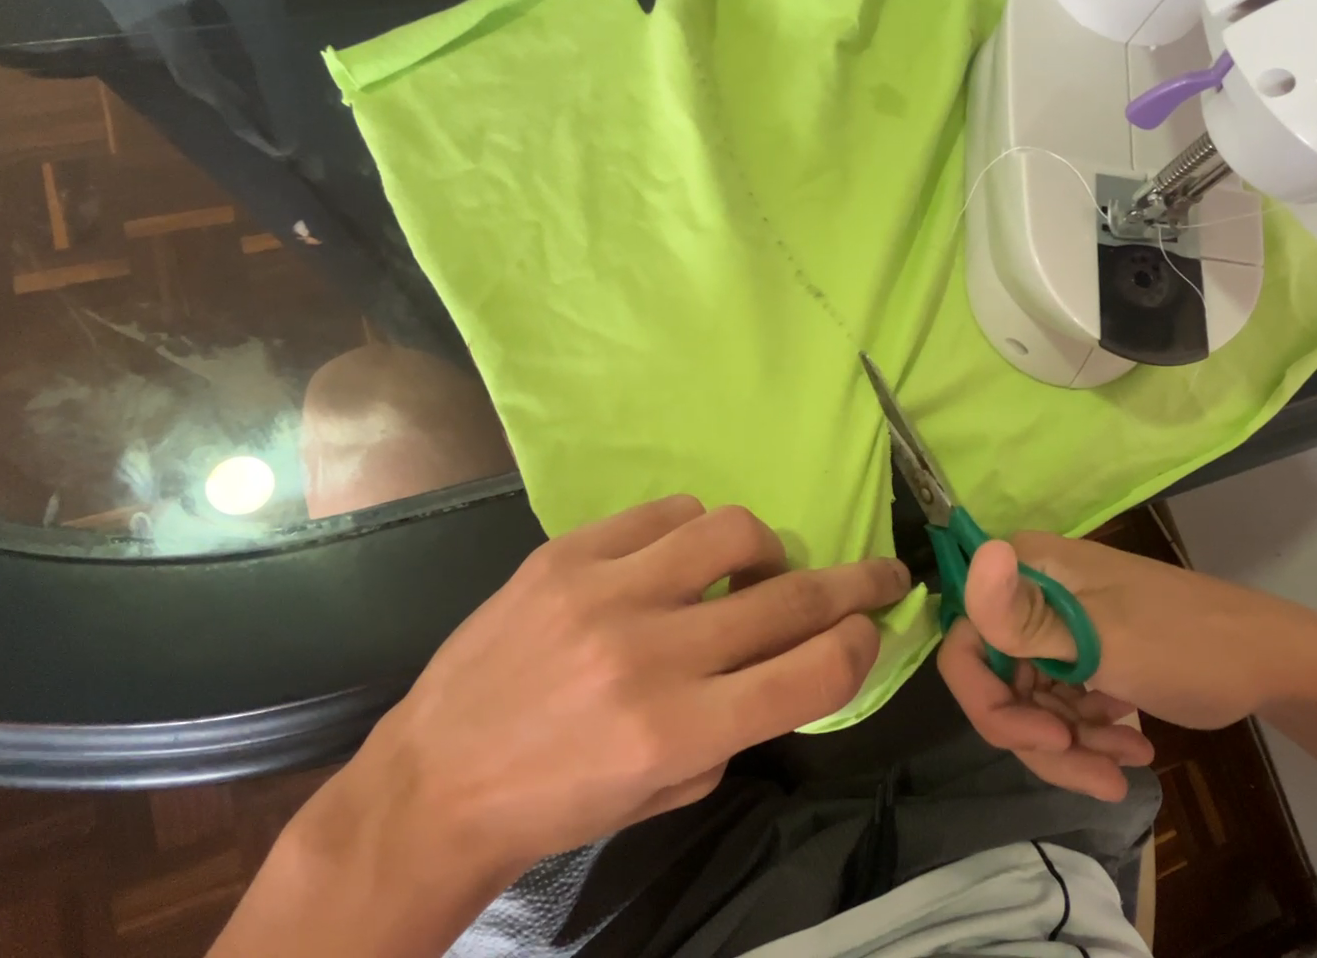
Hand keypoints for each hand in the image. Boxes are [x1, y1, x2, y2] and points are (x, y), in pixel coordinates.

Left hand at [337, 495, 910, 879]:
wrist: (436, 783)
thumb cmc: (563, 803)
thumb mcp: (672, 790)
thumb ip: (745, 724)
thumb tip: (799, 656)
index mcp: (682, 731)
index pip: (818, 670)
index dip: (863, 643)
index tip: (871, 629)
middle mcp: (652, 655)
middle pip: (794, 597)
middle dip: (859, 585)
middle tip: (880, 575)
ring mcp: (604, 593)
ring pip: (735, 531)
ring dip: (768, 552)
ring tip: (753, 572)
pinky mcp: (564, 555)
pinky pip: (663, 513)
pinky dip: (693, 532)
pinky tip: (679, 559)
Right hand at [939, 532, 1316, 799]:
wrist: (1273, 663)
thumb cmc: (1187, 644)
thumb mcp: (1104, 639)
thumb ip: (1028, 616)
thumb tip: (978, 551)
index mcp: (1026, 571)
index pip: (964, 641)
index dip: (986, 698)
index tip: (1040, 738)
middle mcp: (1032, 594)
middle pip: (996, 681)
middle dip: (1038, 735)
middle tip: (1091, 770)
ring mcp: (1057, 628)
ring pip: (1029, 703)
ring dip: (1069, 744)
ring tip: (1121, 768)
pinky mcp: (1082, 656)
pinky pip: (1060, 706)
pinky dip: (1088, 735)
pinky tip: (1132, 748)